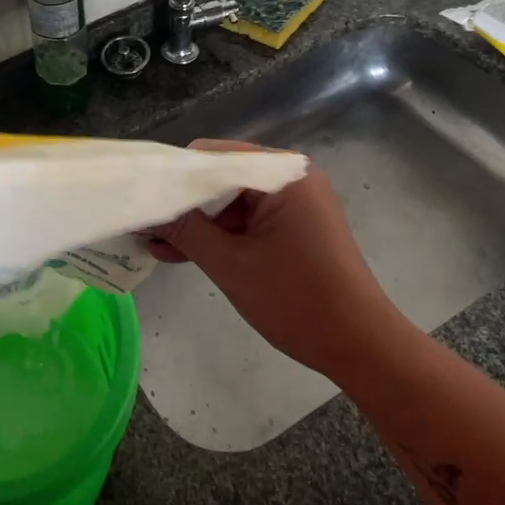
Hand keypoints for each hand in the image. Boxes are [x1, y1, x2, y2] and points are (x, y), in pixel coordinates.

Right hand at [145, 139, 405, 373]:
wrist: (362, 348)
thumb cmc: (297, 301)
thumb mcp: (230, 264)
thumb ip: (184, 230)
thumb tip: (144, 209)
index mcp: (283, 174)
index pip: (212, 156)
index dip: (174, 176)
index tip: (142, 198)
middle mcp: (290, 178)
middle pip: (220, 177)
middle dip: (182, 204)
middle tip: (143, 224)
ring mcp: (294, 203)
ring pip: (230, 202)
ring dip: (196, 224)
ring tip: (153, 244)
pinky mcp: (294, 227)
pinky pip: (246, 220)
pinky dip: (219, 236)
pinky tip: (182, 254)